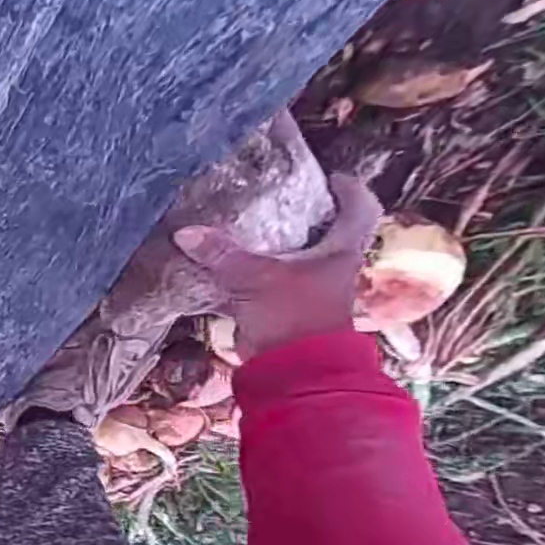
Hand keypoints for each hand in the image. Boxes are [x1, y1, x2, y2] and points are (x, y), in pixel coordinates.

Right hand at [172, 173, 381, 360]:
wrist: (291, 367)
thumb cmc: (290, 314)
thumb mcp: (253, 277)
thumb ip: (220, 254)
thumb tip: (185, 232)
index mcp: (339, 252)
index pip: (358, 210)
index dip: (349, 190)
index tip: (330, 177)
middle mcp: (330, 268)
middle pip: (325, 233)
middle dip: (304, 216)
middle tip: (278, 198)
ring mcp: (308, 290)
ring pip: (295, 258)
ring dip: (276, 246)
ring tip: (247, 229)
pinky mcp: (284, 309)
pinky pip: (268, 282)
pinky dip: (251, 274)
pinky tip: (228, 267)